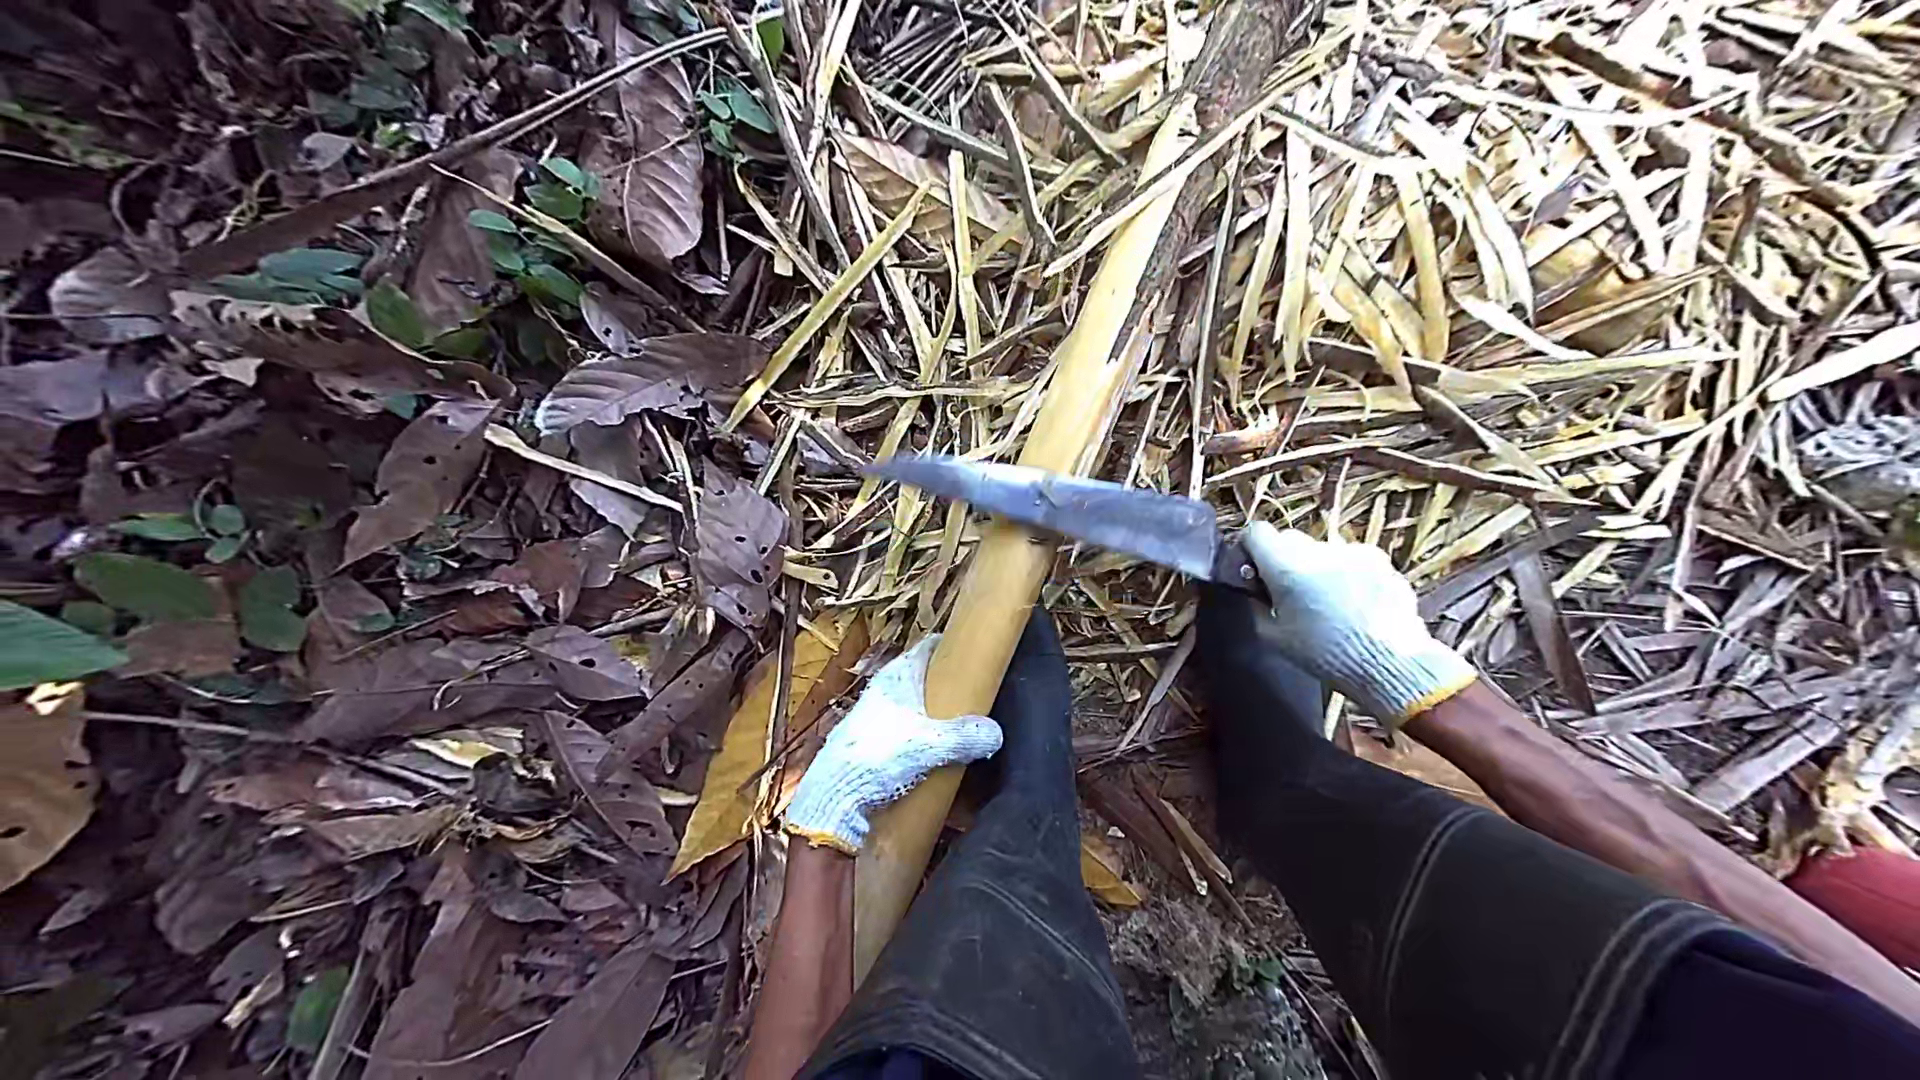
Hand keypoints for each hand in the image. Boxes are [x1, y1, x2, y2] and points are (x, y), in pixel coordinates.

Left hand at [783, 635, 1001, 852]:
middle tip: (973, 691)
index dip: (951, 646)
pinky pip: (899, 725)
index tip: (974, 651)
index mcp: (898, 675)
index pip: (928, 648)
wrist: (833, 796)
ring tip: (956, 724)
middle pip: (921, 674)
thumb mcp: (930, 745)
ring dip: (929, 709)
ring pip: (909, 701)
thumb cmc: (879, 756)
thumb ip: (965, 736)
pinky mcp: (866, 738)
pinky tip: (927, 751)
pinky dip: (915, 731)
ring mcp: (872, 713)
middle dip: (944, 681)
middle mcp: (883, 687)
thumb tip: (995, 733)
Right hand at [1239, 521, 1475, 722]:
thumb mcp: (1272, 635)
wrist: (1390, 664)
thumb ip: (1257, 602)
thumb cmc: (1323, 653)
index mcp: (1285, 564)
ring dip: (1315, 568)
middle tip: (1287, 593)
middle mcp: (1318, 549)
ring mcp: (1353, 552)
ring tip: (1325, 603)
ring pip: (1320, 550)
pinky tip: (1353, 604)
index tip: (1252, 572)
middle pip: (1288, 539)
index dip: (1249, 549)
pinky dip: (1345, 574)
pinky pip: (1351, 560)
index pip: (1256, 531)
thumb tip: (1253, 587)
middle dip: (1282, 560)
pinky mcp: (1381, 561)